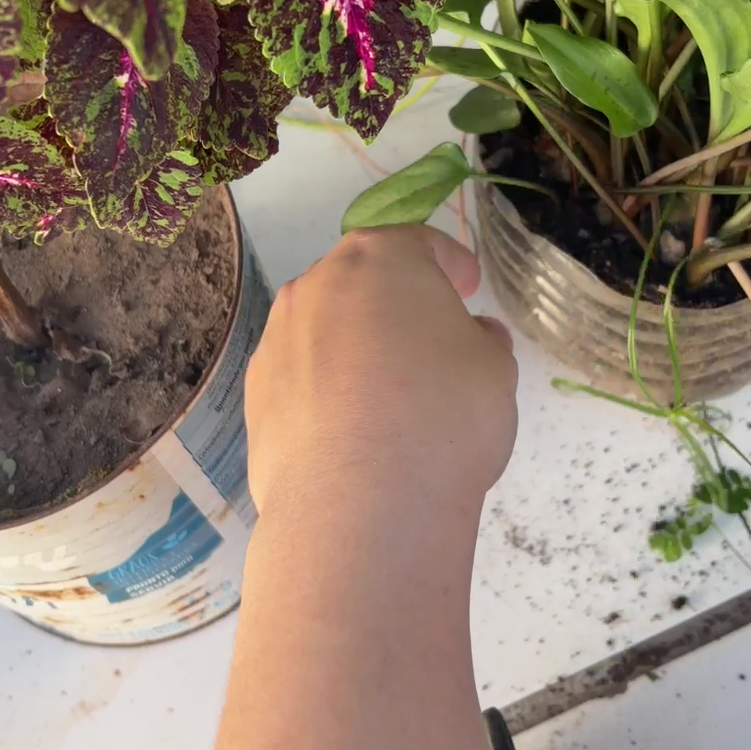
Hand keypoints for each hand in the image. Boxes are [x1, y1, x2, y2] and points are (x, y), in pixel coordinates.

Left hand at [220, 227, 518, 749]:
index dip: (451, 262)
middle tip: (431, 334)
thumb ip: (483, 339)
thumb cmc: (444, 414)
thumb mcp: (495, 367)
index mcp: (381, 258)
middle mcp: (318, 283)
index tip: (467, 285)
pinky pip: (302, 372)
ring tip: (388, 388)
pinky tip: (350, 425)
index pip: (421, 244)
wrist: (360, 505)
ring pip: (327, 324)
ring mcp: (278, 337)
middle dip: (398, 298)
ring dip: (357, 341)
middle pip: (365, 278)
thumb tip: (474, 336)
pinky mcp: (255, 392)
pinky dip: (326, 384)